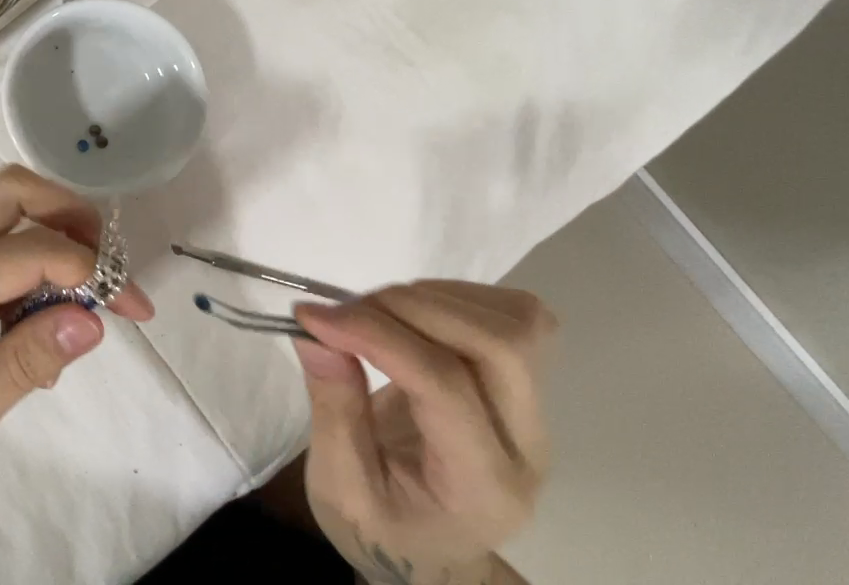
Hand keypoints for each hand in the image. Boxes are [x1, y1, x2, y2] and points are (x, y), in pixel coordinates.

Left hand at [0, 165, 153, 501]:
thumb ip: (24, 363)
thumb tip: (92, 319)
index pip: (32, 250)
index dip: (93, 271)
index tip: (135, 310)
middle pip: (12, 191)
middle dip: (72, 215)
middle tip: (107, 271)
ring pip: (1, 207)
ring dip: (51, 234)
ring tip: (76, 304)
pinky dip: (27, 259)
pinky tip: (34, 322)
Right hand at [293, 282, 555, 584]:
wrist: (429, 549)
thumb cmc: (382, 527)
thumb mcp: (338, 488)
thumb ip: (333, 410)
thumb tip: (315, 333)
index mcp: (481, 486)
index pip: (445, 386)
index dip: (376, 336)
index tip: (312, 316)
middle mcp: (526, 446)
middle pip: (500, 345)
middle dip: (410, 307)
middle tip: (344, 311)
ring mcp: (536, 413)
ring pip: (516, 322)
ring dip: (433, 298)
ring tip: (373, 312)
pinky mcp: (528, 386)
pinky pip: (514, 317)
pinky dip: (455, 298)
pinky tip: (408, 315)